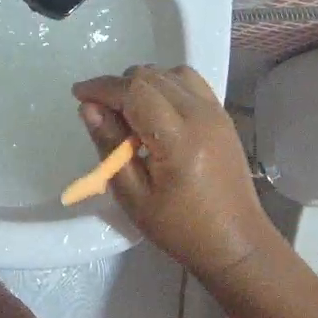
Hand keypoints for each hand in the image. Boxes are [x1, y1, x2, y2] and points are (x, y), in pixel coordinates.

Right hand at [72, 66, 276, 281]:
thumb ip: (110, 147)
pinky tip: (156, 109)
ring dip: (142, 83)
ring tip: (129, 111)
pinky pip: (188, 81)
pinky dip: (165, 84)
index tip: (78, 95)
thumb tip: (89, 108)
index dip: (102, 87)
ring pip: (169, 73)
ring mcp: (216, 113)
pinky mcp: (223, 116)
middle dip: (118, 86)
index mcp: (179, 140)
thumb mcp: (133, 196)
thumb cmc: (181, 228)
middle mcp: (200, 116)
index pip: (134, 91)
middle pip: (150, 76)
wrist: (238, 245)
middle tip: (101, 111)